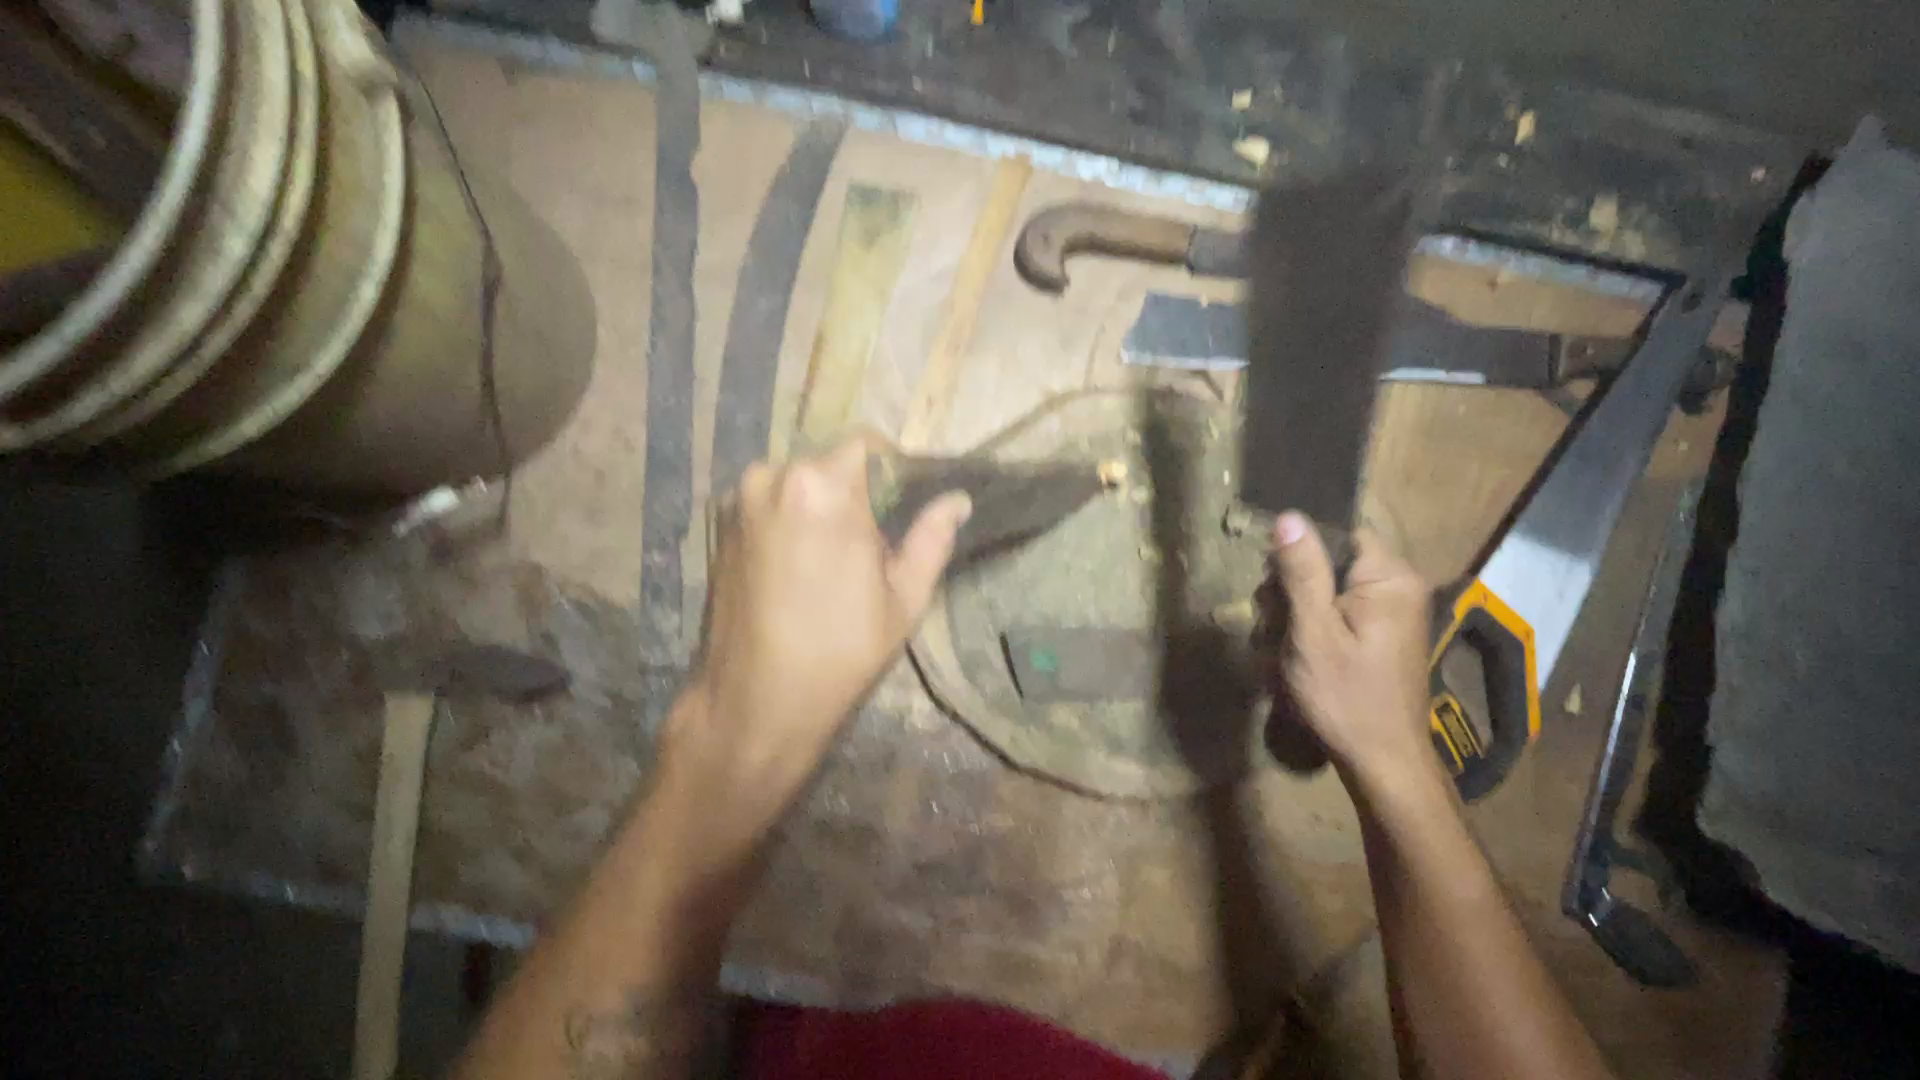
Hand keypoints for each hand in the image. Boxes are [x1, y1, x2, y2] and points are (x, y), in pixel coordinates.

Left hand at [670, 438, 971, 825]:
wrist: (755, 699)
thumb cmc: (839, 650)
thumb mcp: (903, 598)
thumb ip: (932, 537)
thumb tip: (958, 500)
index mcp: (824, 487)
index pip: (866, 444)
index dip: (890, 467)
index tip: (901, 503)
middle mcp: (774, 477)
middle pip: (829, 464)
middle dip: (853, 491)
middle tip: (869, 543)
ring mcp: (739, 501)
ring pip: (796, 484)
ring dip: (818, 506)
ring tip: (831, 560)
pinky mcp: (718, 526)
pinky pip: (769, 504)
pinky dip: (788, 520)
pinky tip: (797, 568)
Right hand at [1269, 511, 1437, 788]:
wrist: (1382, 760)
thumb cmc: (1345, 696)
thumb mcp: (1313, 632)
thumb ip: (1302, 573)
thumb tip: (1289, 517)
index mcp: (1390, 578)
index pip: (1339, 533)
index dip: (1300, 551)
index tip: (1273, 583)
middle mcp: (1398, 587)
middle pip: (1330, 560)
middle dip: (1293, 588)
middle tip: (1274, 625)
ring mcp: (1392, 612)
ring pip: (1328, 588)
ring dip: (1296, 611)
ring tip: (1281, 647)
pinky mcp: (1381, 634)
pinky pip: (1338, 611)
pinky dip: (1313, 628)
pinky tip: (1297, 655)